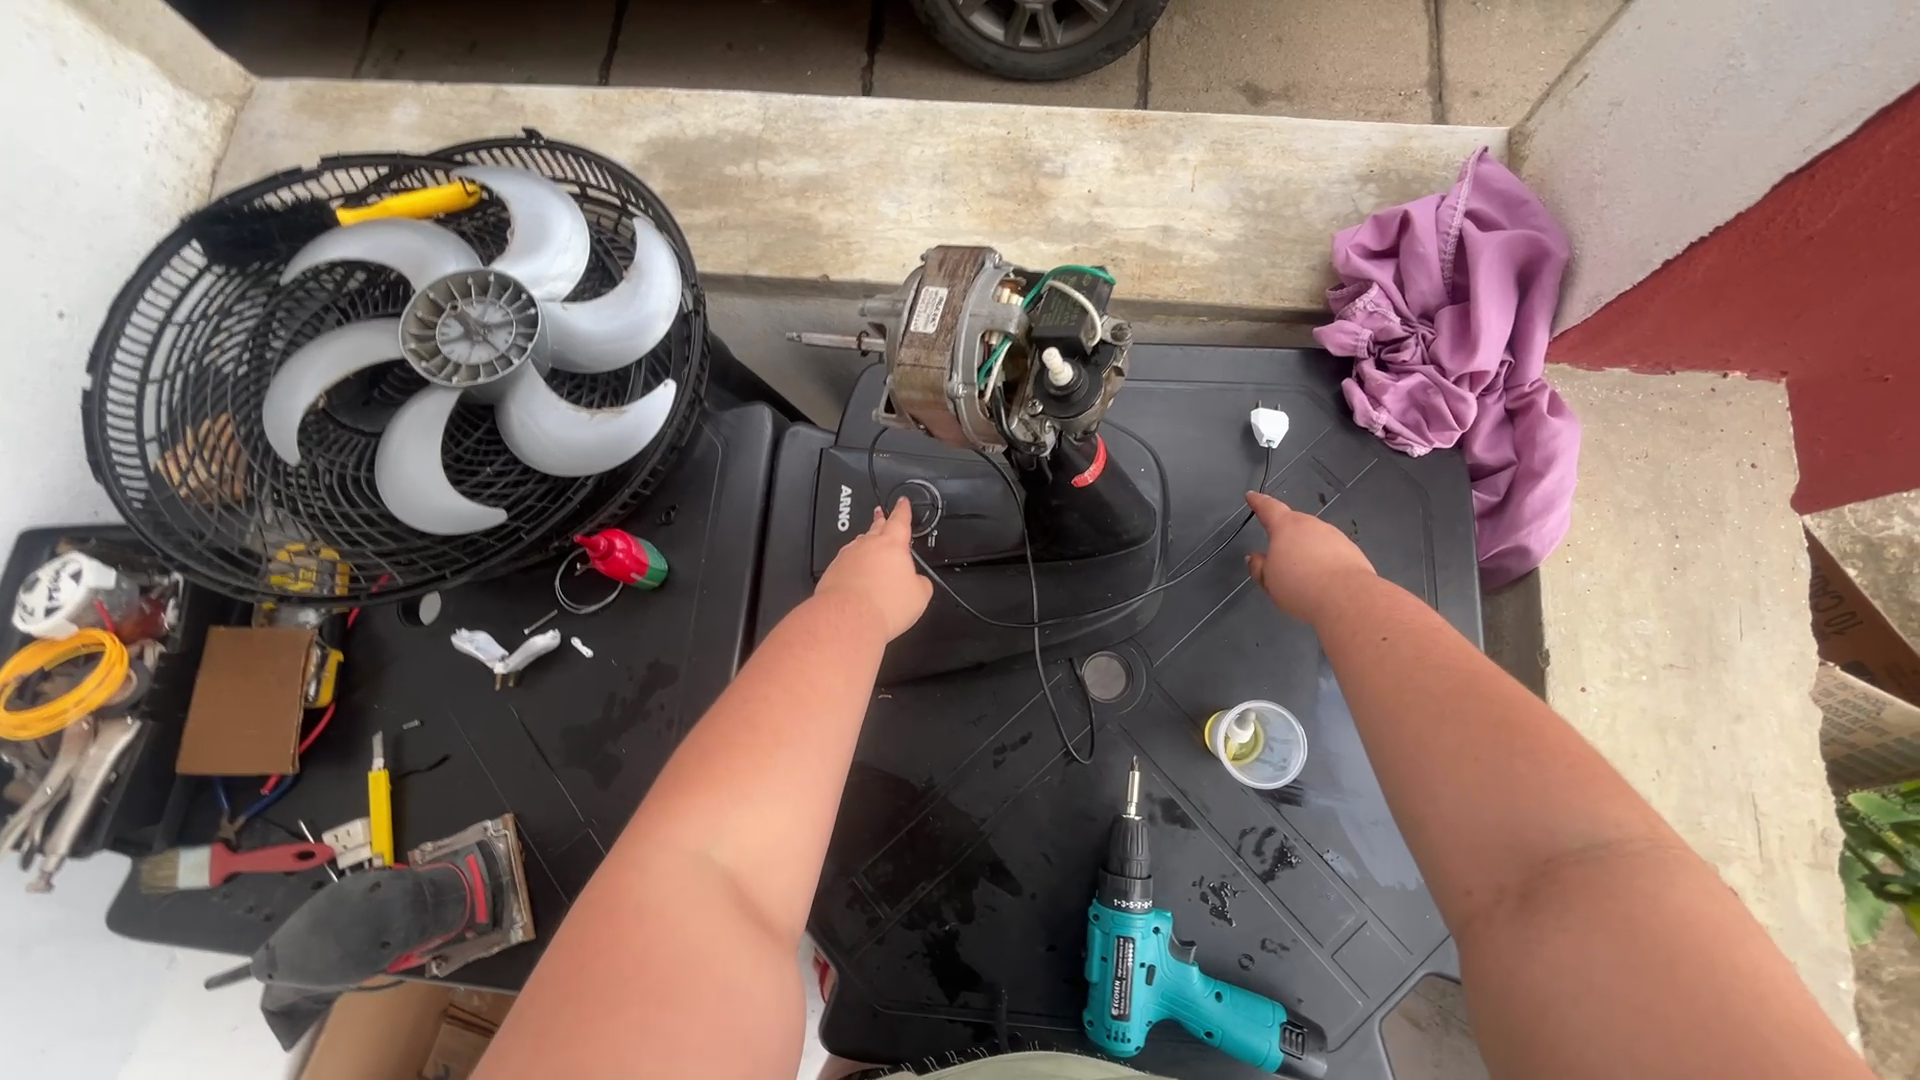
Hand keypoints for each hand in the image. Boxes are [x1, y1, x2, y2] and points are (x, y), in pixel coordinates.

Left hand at [814, 497, 933, 640]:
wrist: (848, 618)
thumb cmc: (882, 606)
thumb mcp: (920, 595)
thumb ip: (921, 583)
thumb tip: (918, 583)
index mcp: (893, 544)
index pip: (900, 519)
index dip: (903, 509)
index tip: (902, 502)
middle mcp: (868, 545)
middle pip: (876, 526)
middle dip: (881, 520)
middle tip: (882, 514)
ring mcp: (848, 557)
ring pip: (860, 544)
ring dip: (867, 543)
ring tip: (871, 546)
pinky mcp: (833, 571)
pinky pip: (846, 561)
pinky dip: (853, 564)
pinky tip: (856, 573)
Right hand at [1244, 491, 1376, 622]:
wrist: (1347, 597)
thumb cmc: (1300, 586)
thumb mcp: (1269, 580)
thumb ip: (1259, 566)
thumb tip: (1255, 558)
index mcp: (1286, 527)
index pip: (1269, 508)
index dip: (1258, 502)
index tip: (1252, 496)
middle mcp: (1311, 525)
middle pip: (1294, 523)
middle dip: (1285, 533)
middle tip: (1278, 550)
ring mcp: (1335, 536)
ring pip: (1314, 537)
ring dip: (1306, 548)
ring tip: (1301, 572)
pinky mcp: (1352, 551)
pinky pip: (1331, 551)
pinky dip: (1323, 559)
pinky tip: (1321, 578)